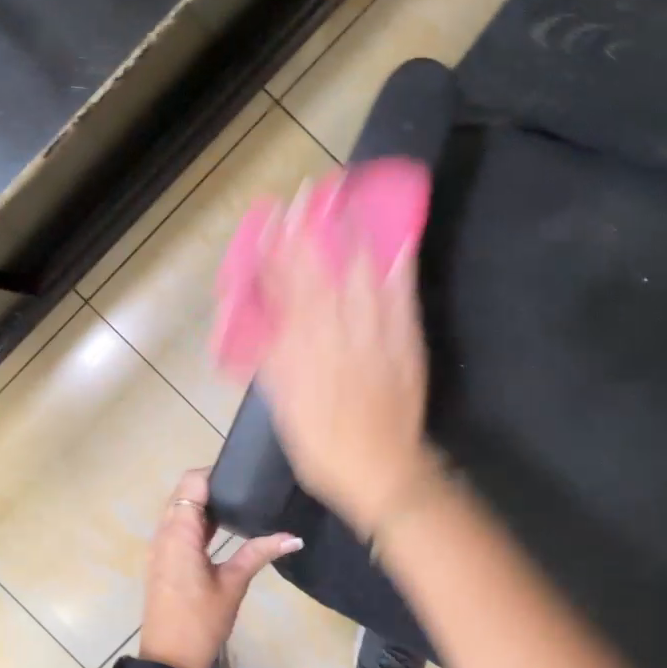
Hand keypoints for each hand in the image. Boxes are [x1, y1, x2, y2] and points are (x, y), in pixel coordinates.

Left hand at [139, 469, 302, 667]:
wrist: (170, 660)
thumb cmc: (201, 621)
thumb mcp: (233, 584)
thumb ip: (259, 553)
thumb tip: (294, 537)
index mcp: (178, 533)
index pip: (191, 482)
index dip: (214, 472)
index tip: (243, 472)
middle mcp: (163, 533)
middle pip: (183, 492)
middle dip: (211, 486)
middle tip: (246, 486)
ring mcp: (159, 547)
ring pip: (179, 510)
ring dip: (204, 504)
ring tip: (239, 503)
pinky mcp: (162, 560)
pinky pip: (177, 527)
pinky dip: (196, 521)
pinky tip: (223, 528)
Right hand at [257, 215, 434, 537]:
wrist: (382, 472)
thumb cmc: (323, 446)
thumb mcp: (285, 404)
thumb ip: (272, 357)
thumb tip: (260, 318)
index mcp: (303, 351)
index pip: (285, 291)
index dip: (276, 253)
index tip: (269, 221)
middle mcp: (336, 336)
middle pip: (321, 274)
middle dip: (311, 232)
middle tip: (307, 195)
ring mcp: (375, 337)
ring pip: (359, 279)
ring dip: (350, 237)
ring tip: (346, 201)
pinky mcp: (406, 344)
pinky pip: (400, 300)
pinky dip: (397, 268)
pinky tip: (396, 241)